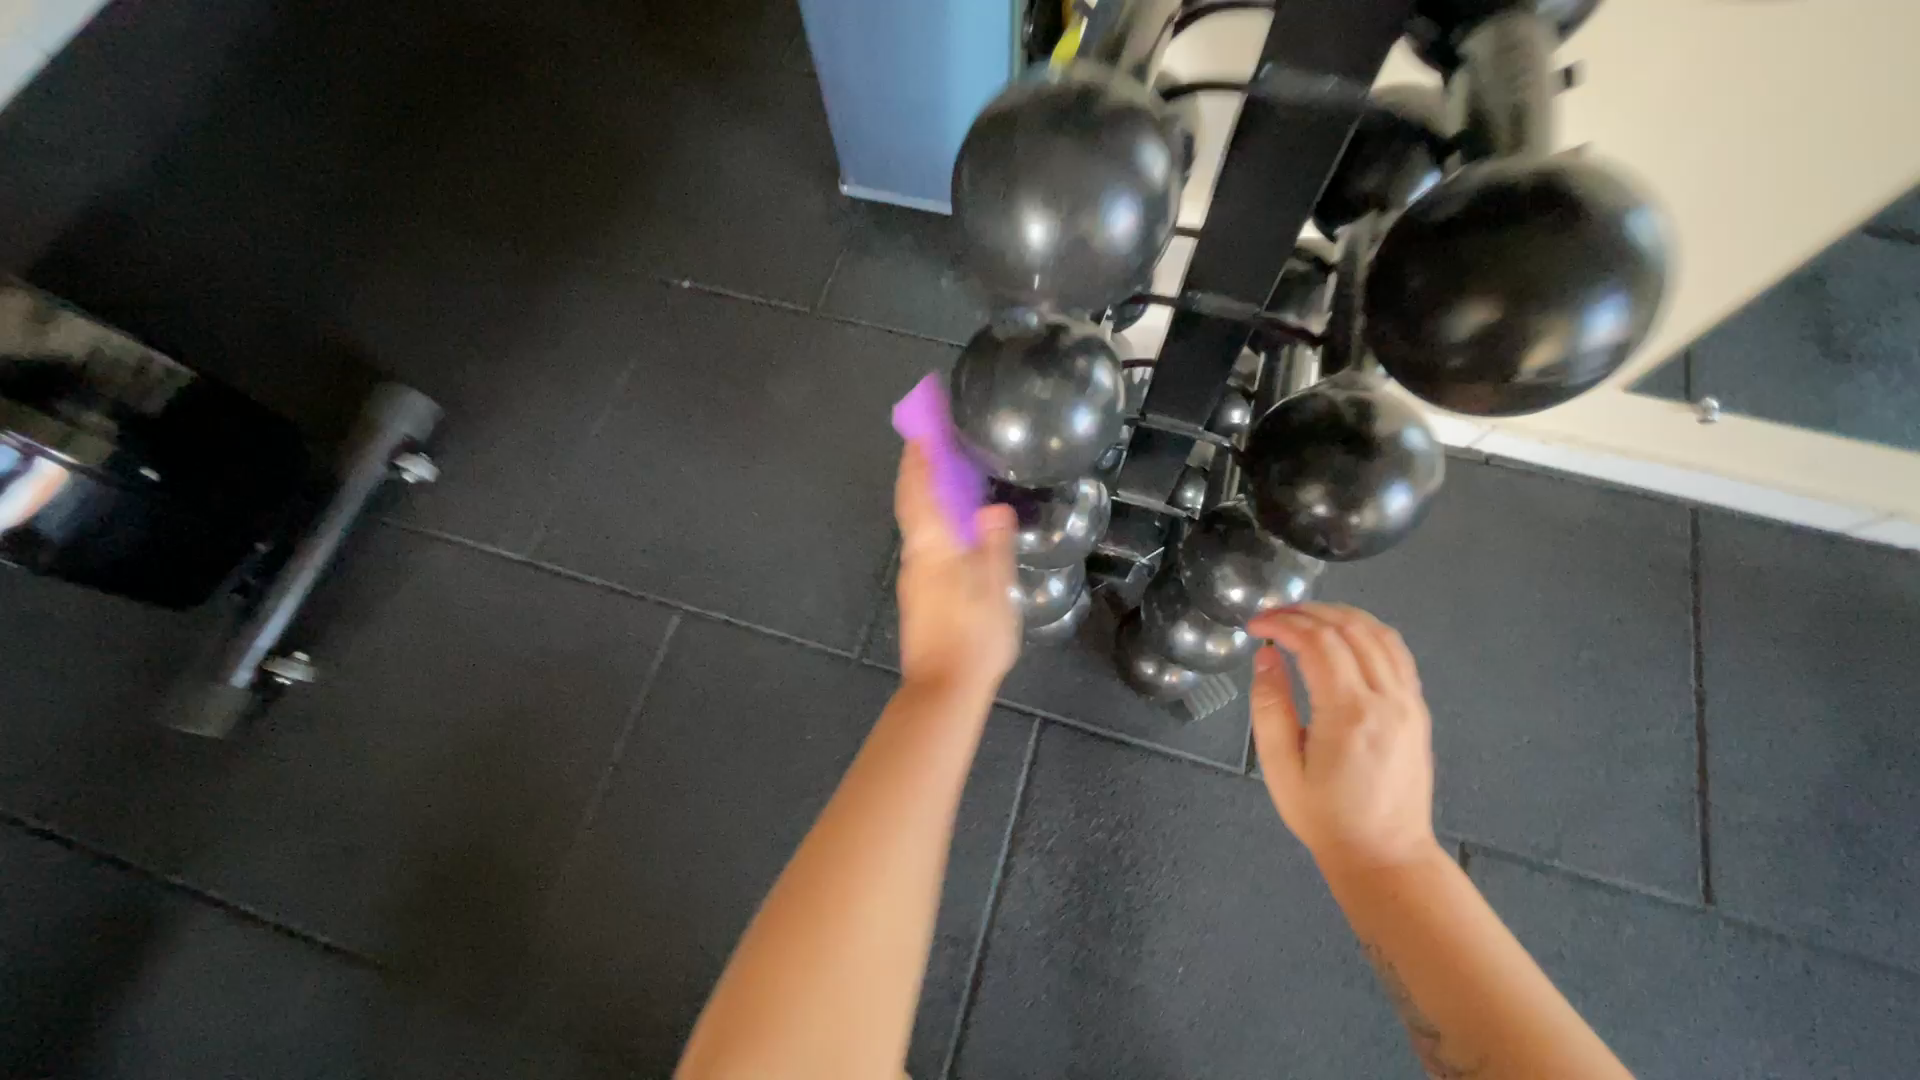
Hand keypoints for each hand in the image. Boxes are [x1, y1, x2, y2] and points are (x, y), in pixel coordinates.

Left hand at [893, 442, 1020, 699]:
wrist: (944, 689)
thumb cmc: (973, 635)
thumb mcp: (995, 588)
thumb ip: (995, 546)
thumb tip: (993, 508)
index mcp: (931, 548)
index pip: (917, 493)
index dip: (917, 460)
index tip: (919, 431)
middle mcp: (914, 558)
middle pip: (911, 507)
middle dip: (918, 473)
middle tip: (933, 445)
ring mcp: (913, 581)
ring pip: (917, 528)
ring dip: (925, 499)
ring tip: (948, 480)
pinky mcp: (918, 598)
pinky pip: (924, 546)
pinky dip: (933, 525)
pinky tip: (953, 531)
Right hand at [1247, 603, 1441, 877]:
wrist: (1385, 855)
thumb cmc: (1324, 817)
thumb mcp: (1279, 768)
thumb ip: (1270, 707)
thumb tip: (1267, 657)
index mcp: (1349, 713)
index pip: (1318, 643)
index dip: (1283, 624)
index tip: (1255, 626)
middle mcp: (1386, 699)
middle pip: (1350, 629)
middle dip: (1307, 612)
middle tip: (1273, 616)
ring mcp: (1409, 703)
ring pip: (1380, 634)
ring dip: (1339, 615)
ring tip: (1305, 617)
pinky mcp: (1418, 710)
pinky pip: (1397, 654)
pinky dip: (1368, 632)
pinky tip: (1344, 636)